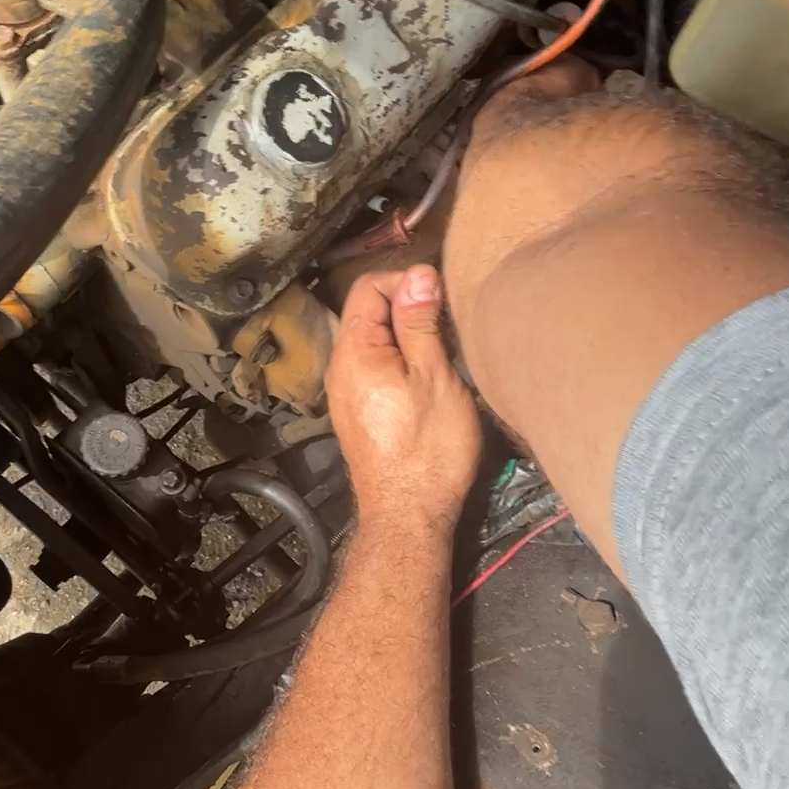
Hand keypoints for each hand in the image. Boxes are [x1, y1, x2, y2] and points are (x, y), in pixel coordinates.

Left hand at [326, 265, 481, 536]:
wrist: (407, 515)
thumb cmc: (427, 449)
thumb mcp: (434, 377)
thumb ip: (420, 323)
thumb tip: (418, 274)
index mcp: (354, 352)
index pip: (368, 286)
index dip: (405, 281)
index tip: (440, 298)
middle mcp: (340, 368)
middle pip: (369, 313)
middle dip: (409, 308)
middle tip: (448, 327)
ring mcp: (346, 392)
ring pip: (375, 342)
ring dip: (408, 337)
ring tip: (443, 353)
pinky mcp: (357, 412)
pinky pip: (375, 369)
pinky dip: (401, 361)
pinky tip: (428, 379)